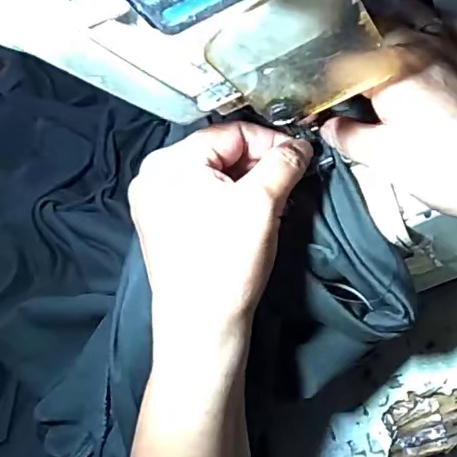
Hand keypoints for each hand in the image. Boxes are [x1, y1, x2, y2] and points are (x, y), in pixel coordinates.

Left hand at [129, 122, 311, 346]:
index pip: (233, 132)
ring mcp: (158, 202)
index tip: (300, 159)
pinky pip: (207, 198)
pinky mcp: (167, 226)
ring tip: (275, 207)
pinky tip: (254, 221)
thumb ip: (284, 163)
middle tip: (291, 186)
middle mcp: (155, 176)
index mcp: (170, 162)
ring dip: (251, 185)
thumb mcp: (264, 203)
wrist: (202, 324)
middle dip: (262, 166)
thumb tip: (300, 146)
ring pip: (218, 176)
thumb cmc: (226, 264)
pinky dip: (234, 202)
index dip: (272, 142)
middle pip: (224, 152)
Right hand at [321, 0, 456, 244]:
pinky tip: (422, 44)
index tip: (315, 95)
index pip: (339, 57)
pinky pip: (442, 23)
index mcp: (388, 65)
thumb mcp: (387, 159)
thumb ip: (350, 136)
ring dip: (386, 23)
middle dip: (348, 44)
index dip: (320, 76)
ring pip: (409, 12)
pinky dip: (424, 25)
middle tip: (336, 74)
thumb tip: (330, 126)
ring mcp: (451, 44)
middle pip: (371, 24)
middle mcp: (419, 42)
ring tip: (373, 49)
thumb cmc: (452, 169)